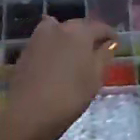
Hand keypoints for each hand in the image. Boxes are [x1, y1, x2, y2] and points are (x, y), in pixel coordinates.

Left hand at [0, 17, 114, 139]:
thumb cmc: (69, 96)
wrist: (28, 112)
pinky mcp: (24, 52)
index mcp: (78, 31)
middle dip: (88, 35)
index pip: (99, 27)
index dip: (110, 35)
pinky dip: (53, 48)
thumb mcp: (95, 77)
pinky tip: (57, 63)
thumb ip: (104, 56)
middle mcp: (56, 28)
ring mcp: (36, 38)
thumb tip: (109, 43)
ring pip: (57, 32)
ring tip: (75, 56)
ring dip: (68, 39)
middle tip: (96, 51)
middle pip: (77, 27)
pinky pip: (44, 43)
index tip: (115, 44)